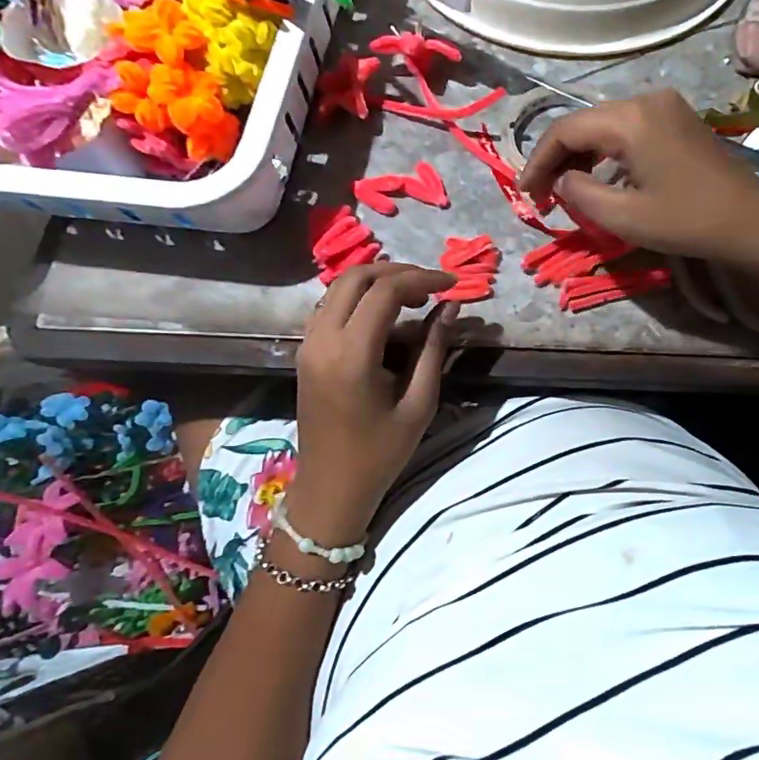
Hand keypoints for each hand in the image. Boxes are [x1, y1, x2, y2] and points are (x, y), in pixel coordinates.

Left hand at [288, 263, 456, 551]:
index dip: (423, 279)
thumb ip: (433, 350)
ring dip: (377, 281)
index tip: (453, 284)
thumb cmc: (380, 453)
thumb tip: (450, 308)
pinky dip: (359, 297)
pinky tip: (385, 313)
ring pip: (339, 287)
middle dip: (399, 272)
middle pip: (357, 277)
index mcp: (351, 355)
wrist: (330, 487)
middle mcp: (322, 339)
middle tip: (433, 285)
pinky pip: (330, 306)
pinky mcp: (305, 351)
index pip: (385, 291)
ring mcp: (308, 343)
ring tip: (414, 296)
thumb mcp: (419, 404)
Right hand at [516, 90, 758, 265]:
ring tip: (567, 190)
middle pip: (585, 123)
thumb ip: (581, 194)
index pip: (565, 130)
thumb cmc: (688, 221)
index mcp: (630, 118)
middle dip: (558, 159)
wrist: (752, 223)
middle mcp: (646, 99)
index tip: (525, 194)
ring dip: (583, 156)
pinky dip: (609, 153)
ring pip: (607, 126)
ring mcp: (667, 107)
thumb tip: (562, 180)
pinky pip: (631, 130)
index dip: (538, 162)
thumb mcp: (625, 217)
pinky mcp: (681, 121)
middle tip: (543, 195)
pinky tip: (603, 179)